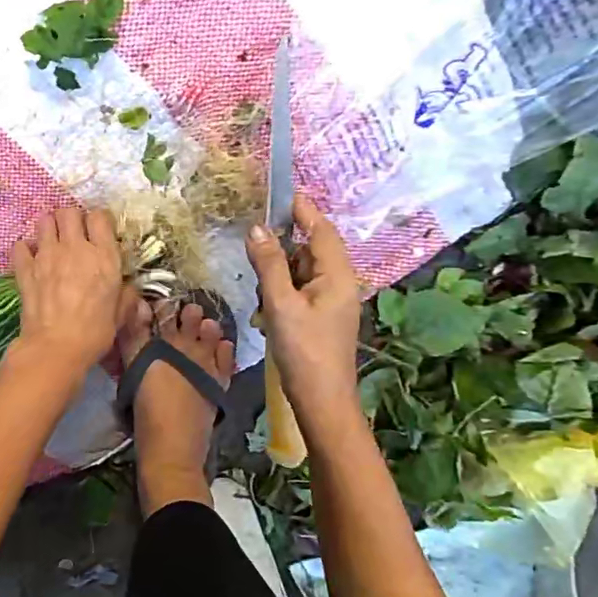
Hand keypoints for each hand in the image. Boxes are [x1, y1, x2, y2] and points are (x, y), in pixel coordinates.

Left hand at [10, 207, 125, 368]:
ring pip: (44, 220)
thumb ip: (126, 294)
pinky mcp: (25, 267)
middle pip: (69, 212)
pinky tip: (32, 257)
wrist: (56, 347)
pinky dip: (26, 248)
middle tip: (74, 234)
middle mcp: (75, 247)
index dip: (99, 221)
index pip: (99, 216)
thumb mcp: (121, 313)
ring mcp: (46, 255)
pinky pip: (20, 244)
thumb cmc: (95, 332)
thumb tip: (128, 288)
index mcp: (104, 256)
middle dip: (72, 219)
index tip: (99, 232)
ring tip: (53, 241)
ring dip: (49, 227)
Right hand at [245, 194, 362, 408]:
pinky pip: (301, 293)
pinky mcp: (323, 318)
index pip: (322, 230)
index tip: (280, 194)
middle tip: (256, 261)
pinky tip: (267, 313)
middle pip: (310, 251)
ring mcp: (333, 302)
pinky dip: (282, 295)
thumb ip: (269, 264)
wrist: (322, 402)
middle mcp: (341, 284)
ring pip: (302, 273)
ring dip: (279, 277)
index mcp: (339, 275)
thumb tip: (257, 228)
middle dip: (282, 253)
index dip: (303, 210)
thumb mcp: (281, 304)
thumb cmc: (304, 352)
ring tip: (262, 299)